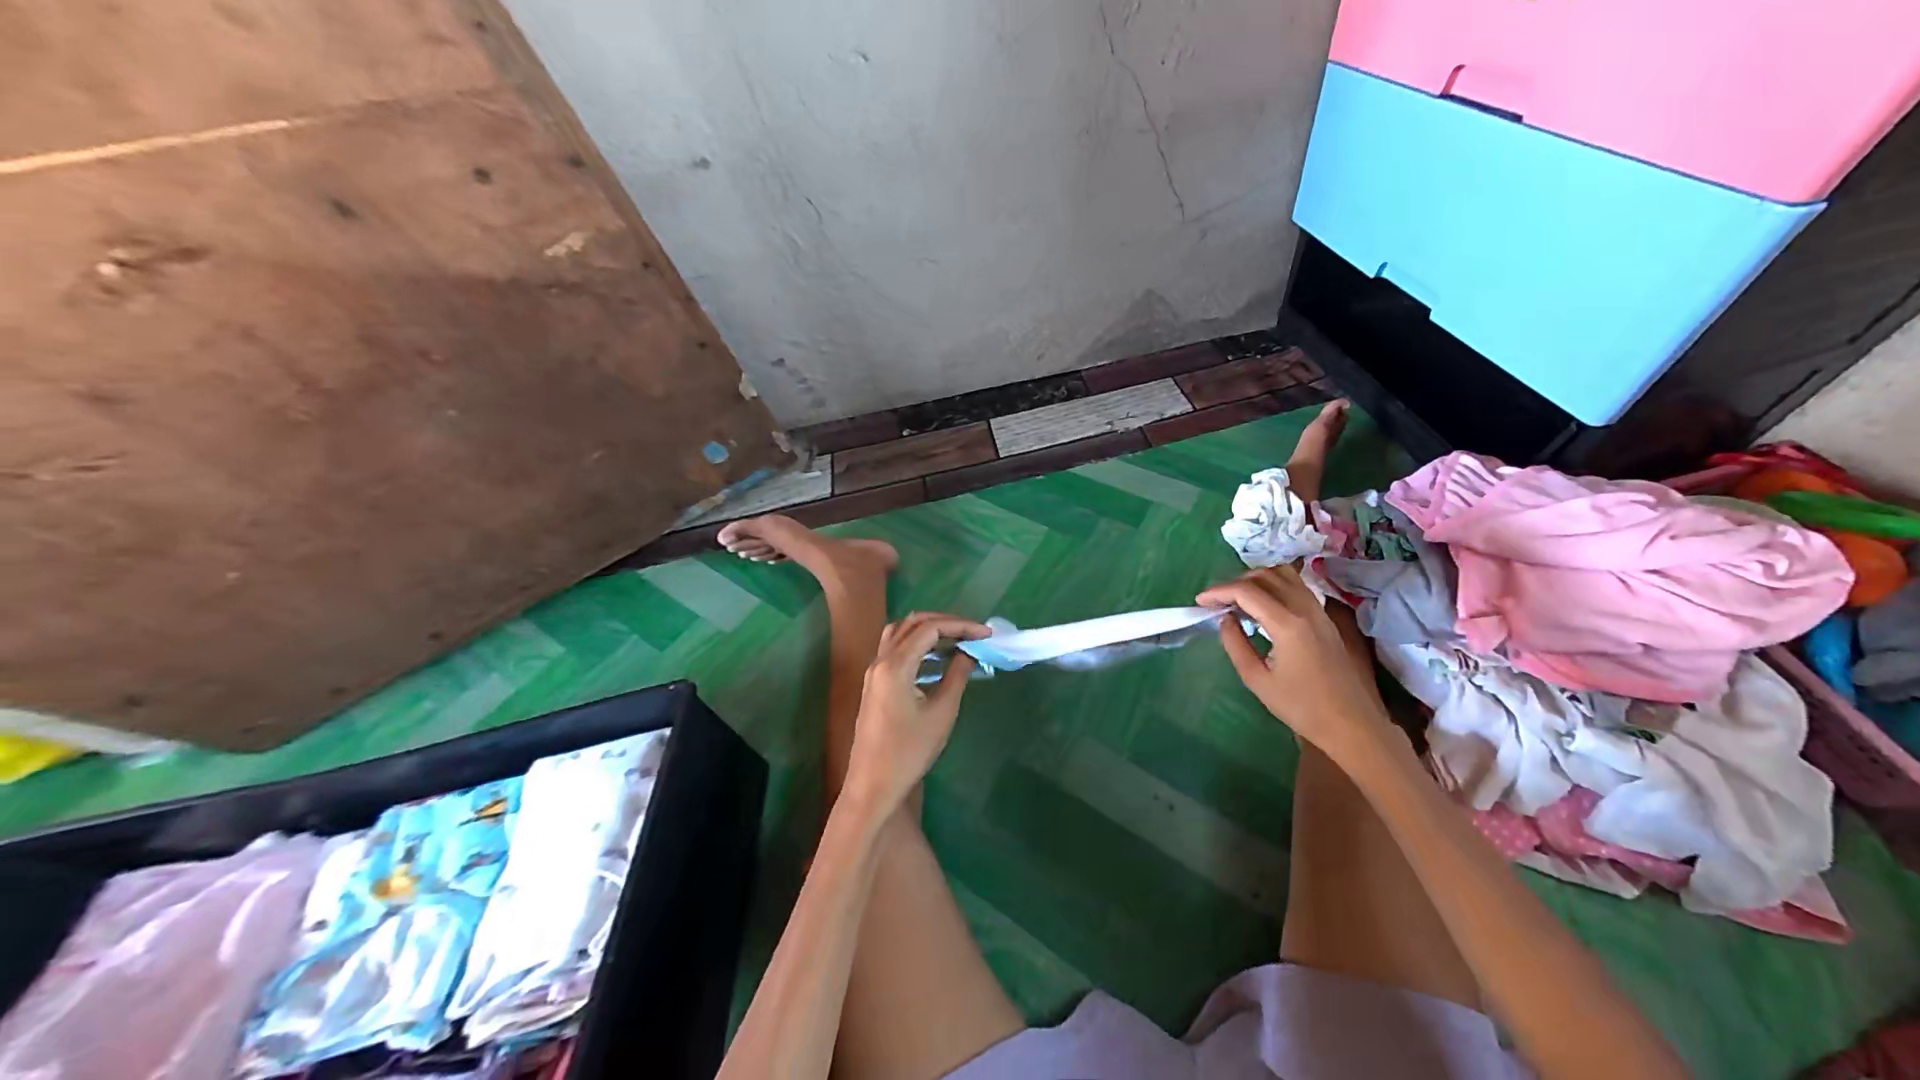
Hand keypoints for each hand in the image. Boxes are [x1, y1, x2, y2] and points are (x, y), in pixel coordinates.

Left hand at [843, 613, 988, 815]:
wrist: (873, 784)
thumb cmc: (909, 751)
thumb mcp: (942, 712)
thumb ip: (957, 675)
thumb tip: (969, 651)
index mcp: (895, 665)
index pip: (929, 628)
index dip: (960, 625)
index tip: (987, 635)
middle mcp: (880, 661)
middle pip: (913, 624)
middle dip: (945, 623)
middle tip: (974, 634)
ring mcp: (874, 672)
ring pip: (901, 634)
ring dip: (929, 631)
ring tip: (958, 641)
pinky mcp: (874, 684)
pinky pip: (895, 650)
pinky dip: (918, 645)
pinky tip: (938, 660)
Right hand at [1197, 567, 1400, 765]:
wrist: (1351, 724)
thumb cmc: (1301, 707)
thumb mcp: (1257, 680)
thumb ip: (1236, 644)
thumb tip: (1225, 619)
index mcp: (1287, 624)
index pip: (1247, 592)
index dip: (1219, 592)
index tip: (1200, 602)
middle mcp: (1306, 609)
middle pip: (1266, 576)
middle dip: (1235, 582)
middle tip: (1217, 601)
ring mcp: (1320, 611)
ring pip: (1285, 575)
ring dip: (1257, 580)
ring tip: (1238, 599)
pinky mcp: (1326, 618)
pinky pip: (1297, 587)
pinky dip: (1274, 585)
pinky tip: (1263, 605)